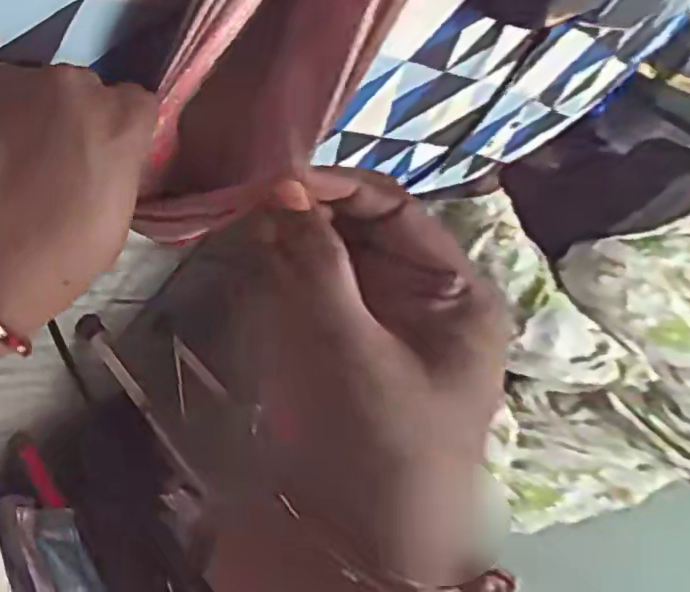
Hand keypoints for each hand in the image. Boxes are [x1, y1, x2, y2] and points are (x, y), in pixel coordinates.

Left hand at [0, 64, 158, 337]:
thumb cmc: (44, 263)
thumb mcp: (110, 222)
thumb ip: (113, 165)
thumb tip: (98, 150)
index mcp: (116, 120)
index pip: (132, 102)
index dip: (113, 132)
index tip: (95, 157)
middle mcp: (66, 85)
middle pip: (78, 88)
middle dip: (67, 116)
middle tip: (44, 157)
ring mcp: (9, 80)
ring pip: (28, 86)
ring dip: (23, 110)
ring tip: (0, 156)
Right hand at [223, 169, 509, 587]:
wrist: (357, 515)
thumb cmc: (380, 431)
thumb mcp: (354, 343)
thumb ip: (317, 261)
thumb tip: (283, 186)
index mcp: (449, 287)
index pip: (392, 207)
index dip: (335, 184)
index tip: (274, 175)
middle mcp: (410, 281)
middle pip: (353, 216)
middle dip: (302, 200)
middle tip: (246, 190)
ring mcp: (366, 295)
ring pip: (320, 234)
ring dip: (281, 219)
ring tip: (240, 208)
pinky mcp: (328, 311)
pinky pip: (299, 260)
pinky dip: (271, 244)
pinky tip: (246, 235)